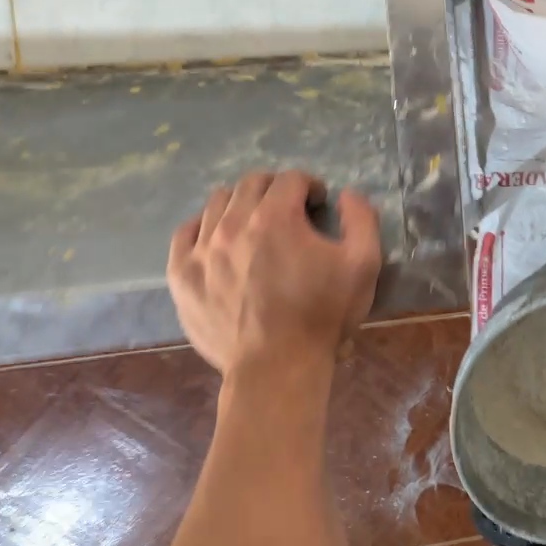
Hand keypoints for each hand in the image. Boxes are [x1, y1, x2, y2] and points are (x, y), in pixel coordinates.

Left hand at [167, 171, 382, 379]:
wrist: (276, 366)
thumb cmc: (323, 314)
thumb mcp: (363, 265)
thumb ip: (361, 219)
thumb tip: (347, 195)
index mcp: (277, 217)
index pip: (290, 179)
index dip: (310, 186)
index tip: (319, 204)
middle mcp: (233, 223)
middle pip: (251, 183)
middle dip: (276, 189)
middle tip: (291, 211)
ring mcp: (201, 249)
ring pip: (217, 203)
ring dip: (242, 204)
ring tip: (256, 226)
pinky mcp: (181, 274)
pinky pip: (185, 233)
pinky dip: (204, 227)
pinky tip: (220, 241)